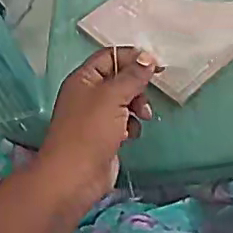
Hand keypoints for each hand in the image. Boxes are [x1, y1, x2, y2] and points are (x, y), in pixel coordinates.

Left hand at [38, 47, 159, 200]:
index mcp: (84, 79)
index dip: (132, 57)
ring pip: (124, 101)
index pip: (109, 57)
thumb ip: (132, 76)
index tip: (156, 65)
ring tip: (142, 117)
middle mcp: (88, 94)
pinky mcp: (104, 135)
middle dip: (136, 87)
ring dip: (137, 107)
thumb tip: (147, 57)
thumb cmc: (90, 131)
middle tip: (145, 98)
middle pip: (119, 79)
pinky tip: (130, 135)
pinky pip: (124, 122)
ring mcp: (96, 116)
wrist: (75, 176)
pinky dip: (131, 125)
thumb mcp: (112, 97)